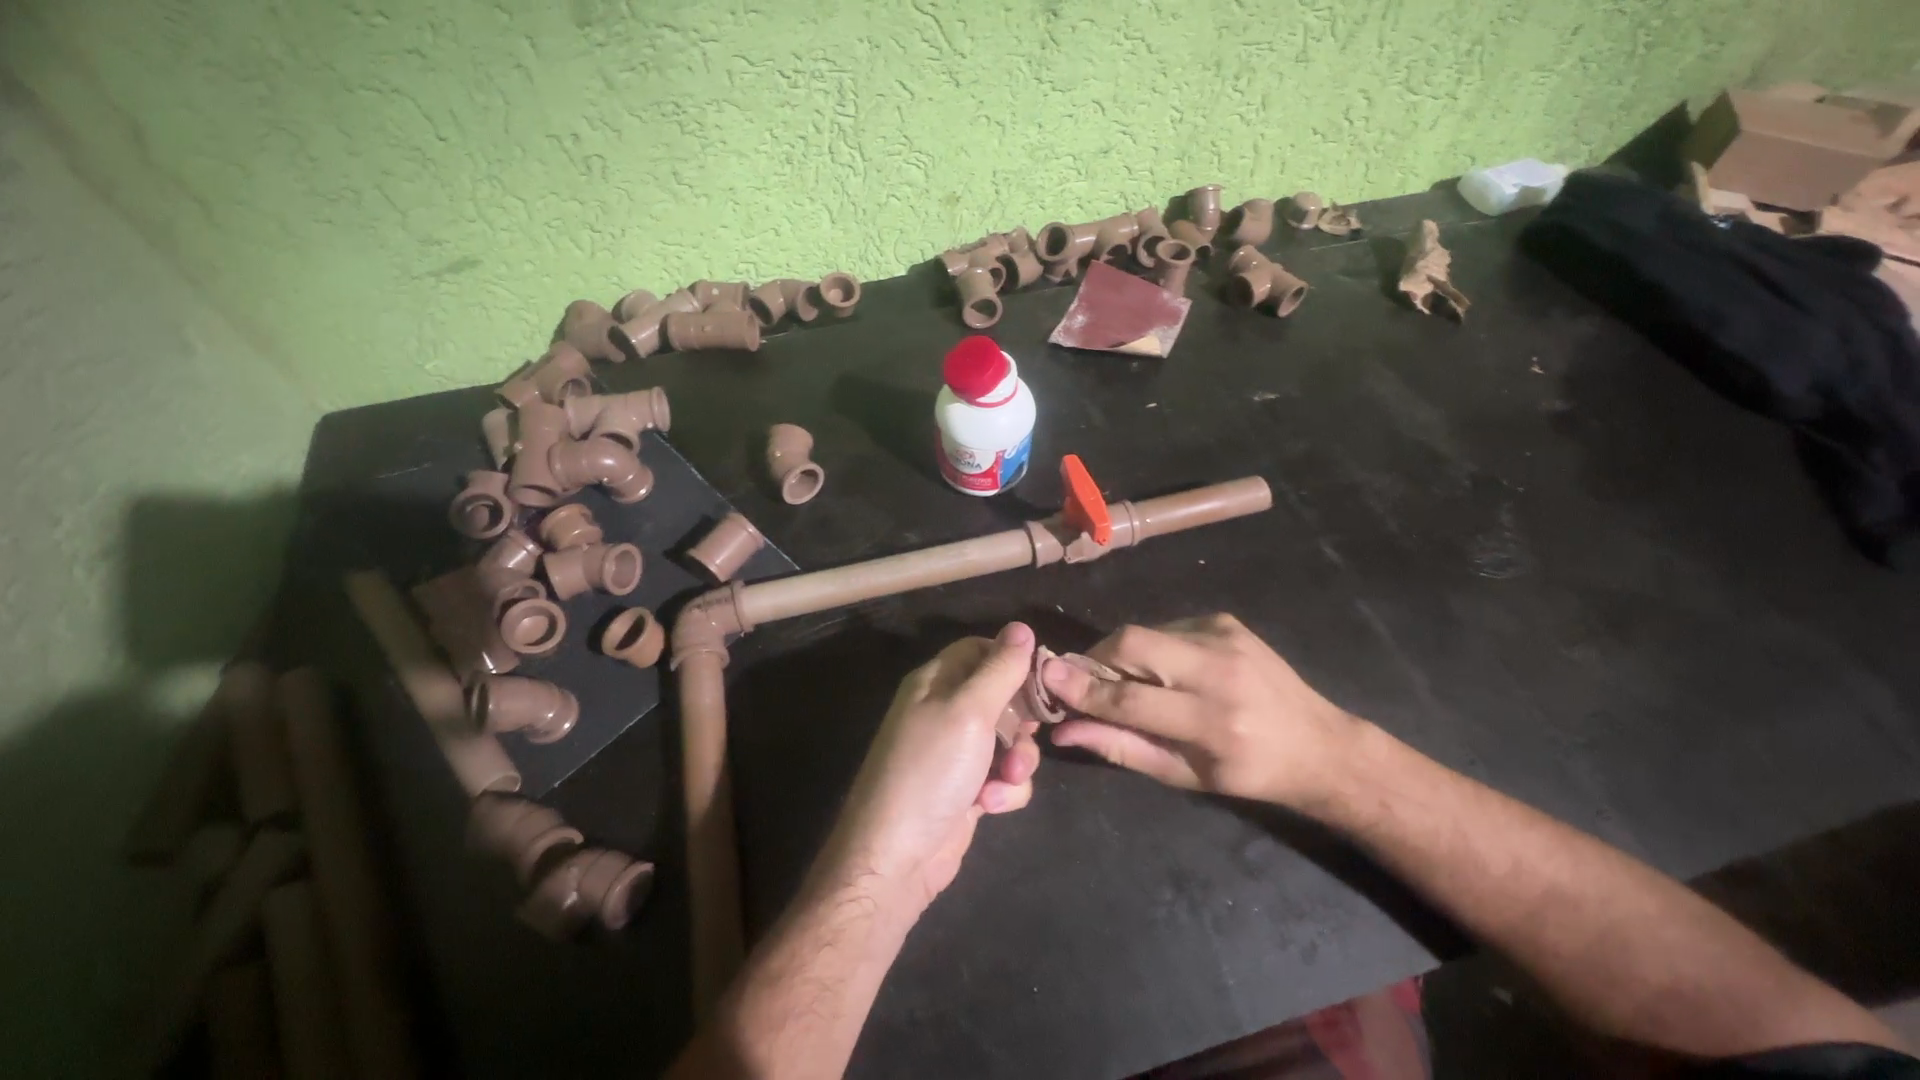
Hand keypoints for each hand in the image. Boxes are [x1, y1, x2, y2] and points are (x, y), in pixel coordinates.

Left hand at [819, 622, 1042, 913]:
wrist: (896, 858)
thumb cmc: (929, 771)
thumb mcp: (968, 711)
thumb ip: (999, 669)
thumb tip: (1022, 626)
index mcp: (935, 682)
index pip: (980, 650)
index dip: (1013, 660)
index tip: (1045, 677)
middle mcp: (944, 711)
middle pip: (1003, 695)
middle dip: (1023, 720)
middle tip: (1031, 733)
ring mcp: (956, 753)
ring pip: (1011, 740)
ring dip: (1018, 760)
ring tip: (1005, 778)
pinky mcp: (968, 790)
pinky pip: (1004, 777)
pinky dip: (1005, 791)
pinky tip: (990, 806)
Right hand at [1044, 614, 1362, 809]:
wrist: (1318, 744)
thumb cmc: (1247, 773)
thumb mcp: (1183, 775)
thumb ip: (1121, 747)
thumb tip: (1065, 729)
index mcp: (1212, 723)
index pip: (1131, 700)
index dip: (1082, 690)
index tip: (1046, 680)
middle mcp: (1220, 672)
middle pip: (1134, 643)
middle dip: (1097, 658)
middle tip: (1085, 681)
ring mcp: (1226, 638)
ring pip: (1146, 631)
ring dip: (1123, 655)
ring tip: (1129, 682)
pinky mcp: (1226, 621)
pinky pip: (1168, 627)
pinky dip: (1152, 648)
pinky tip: (1166, 672)